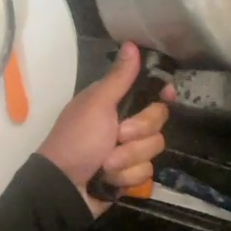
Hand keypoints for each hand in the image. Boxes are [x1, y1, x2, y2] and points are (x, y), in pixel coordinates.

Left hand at [38, 41, 173, 216]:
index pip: (151, 91)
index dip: (161, 93)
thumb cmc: (78, 139)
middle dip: (138, 133)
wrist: (63, 188)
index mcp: (115, 101)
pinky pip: (145, 172)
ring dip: (128, 158)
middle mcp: (124, 122)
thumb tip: (131, 43)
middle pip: (158, 120)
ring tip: (106, 164)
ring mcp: (128, 150)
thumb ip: (120, 77)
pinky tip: (108, 180)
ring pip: (153, 148)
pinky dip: (125, 177)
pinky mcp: (129, 174)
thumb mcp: (98, 104)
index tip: (167, 95)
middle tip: (118, 135)